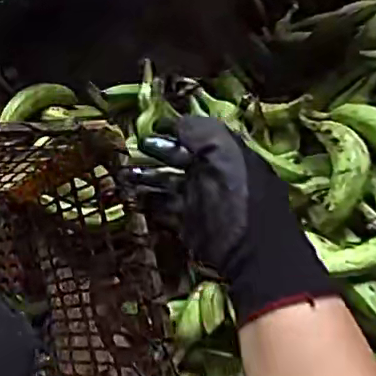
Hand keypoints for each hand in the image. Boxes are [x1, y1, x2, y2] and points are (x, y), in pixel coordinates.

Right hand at [133, 116, 334, 322]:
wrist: (252, 253)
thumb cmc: (239, 198)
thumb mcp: (225, 154)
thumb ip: (200, 133)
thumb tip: (173, 122)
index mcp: (224, 154)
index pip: (194, 135)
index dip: (171, 130)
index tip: (147, 128)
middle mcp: (210, 174)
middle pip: (176, 158)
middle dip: (153, 153)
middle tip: (128, 151)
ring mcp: (198, 200)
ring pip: (165, 182)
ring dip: (144, 177)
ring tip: (123, 175)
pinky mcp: (187, 224)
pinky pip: (162, 208)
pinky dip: (146, 202)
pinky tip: (131, 197)